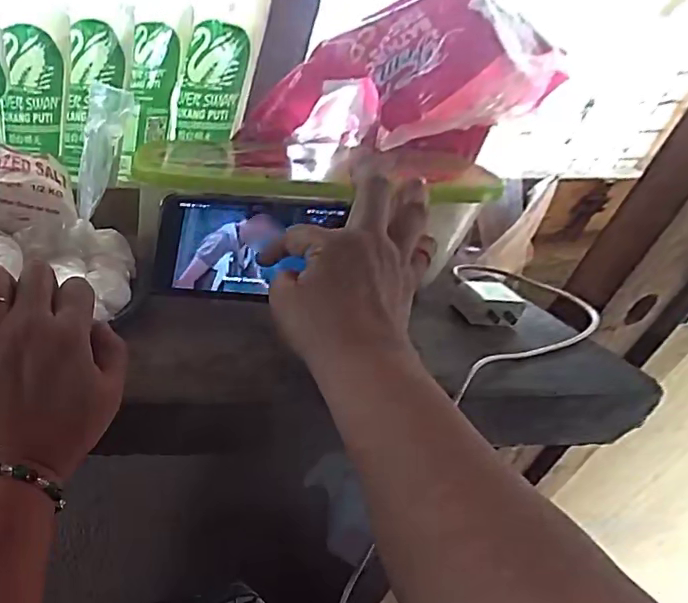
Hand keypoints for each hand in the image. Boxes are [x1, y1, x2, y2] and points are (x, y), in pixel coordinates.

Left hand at [0, 259, 127, 482]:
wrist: (22, 460)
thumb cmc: (70, 431)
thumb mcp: (111, 393)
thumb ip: (112, 349)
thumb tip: (94, 324)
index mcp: (68, 333)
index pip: (77, 287)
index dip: (79, 303)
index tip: (74, 323)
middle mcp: (29, 323)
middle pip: (37, 271)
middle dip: (46, 288)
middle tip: (44, 314)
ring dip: (7, 287)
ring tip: (11, 309)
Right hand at [260, 173, 435, 370]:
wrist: (362, 355)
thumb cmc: (317, 328)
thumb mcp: (283, 304)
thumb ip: (283, 281)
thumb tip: (289, 273)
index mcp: (333, 244)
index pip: (300, 236)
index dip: (279, 245)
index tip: (266, 260)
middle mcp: (369, 240)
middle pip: (373, 196)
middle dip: (367, 174)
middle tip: (364, 161)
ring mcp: (395, 257)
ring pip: (410, 215)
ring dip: (410, 195)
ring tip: (413, 183)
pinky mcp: (410, 279)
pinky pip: (421, 251)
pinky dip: (420, 241)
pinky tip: (420, 239)